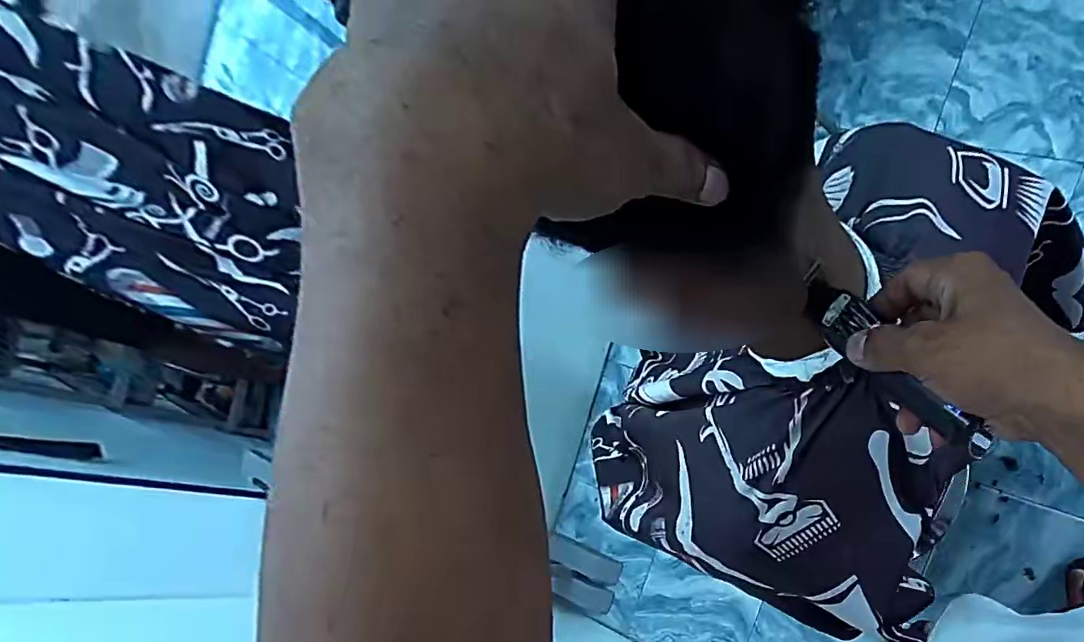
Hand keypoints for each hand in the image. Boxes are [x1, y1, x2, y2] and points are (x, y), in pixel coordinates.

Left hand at [293, 0, 725, 232]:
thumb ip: (677, 167)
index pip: (607, 2)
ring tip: (504, 76)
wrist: (424, 155)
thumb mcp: (629, 165)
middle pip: (539, 5)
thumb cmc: (543, 141)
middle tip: (567, 66)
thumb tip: (716, 182)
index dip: (614, 21)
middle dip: (554, 24)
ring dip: (485, 29)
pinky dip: (428, 45)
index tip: (616, 39)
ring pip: (469, 8)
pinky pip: (407, 21)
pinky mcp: (368, 14)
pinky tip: (450, 91)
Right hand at [847, 253, 1083, 439]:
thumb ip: (885, 347)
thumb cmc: (989, 361)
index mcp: (959, 276)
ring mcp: (987, 335)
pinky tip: (934, 432)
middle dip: (897, 365)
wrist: (1056, 399)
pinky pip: (957, 381)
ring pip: (936, 360)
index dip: (880, 307)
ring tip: (908, 424)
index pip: (906, 279)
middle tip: (882, 390)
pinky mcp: (996, 369)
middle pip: (919, 324)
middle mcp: (973, 299)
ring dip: (917, 394)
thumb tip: (852, 344)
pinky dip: (943, 403)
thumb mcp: (928, 351)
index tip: (860, 340)